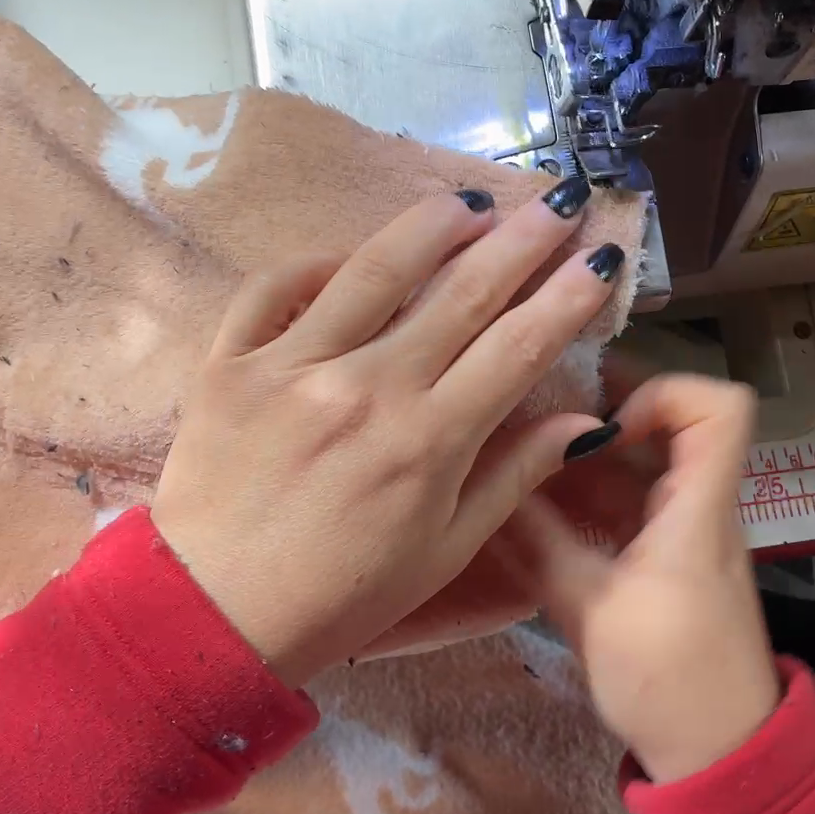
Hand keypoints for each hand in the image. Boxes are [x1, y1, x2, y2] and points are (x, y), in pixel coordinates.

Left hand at [151, 183, 627, 687]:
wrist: (213, 616)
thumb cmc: (344, 594)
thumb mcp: (445, 551)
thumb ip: (513, 476)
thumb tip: (583, 422)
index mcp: (429, 441)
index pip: (518, 348)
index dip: (567, 297)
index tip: (601, 258)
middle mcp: (367, 387)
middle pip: (461, 293)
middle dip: (521, 239)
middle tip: (559, 196)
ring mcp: (292, 367)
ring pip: (374, 270)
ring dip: (432, 227)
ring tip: (469, 202)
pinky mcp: (230, 363)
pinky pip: (276, 288)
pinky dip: (314, 262)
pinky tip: (347, 254)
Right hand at [510, 374, 779, 782]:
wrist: (718, 753)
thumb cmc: (671, 679)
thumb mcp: (592, 610)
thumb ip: (538, 545)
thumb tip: (485, 491)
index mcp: (699, 507)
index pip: (718, 407)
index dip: (662, 392)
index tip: (601, 422)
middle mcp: (694, 506)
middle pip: (662, 428)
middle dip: (596, 416)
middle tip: (529, 417)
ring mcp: (676, 533)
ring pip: (633, 470)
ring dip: (579, 462)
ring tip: (515, 458)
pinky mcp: (657, 561)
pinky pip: (620, 508)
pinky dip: (579, 499)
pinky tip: (531, 507)